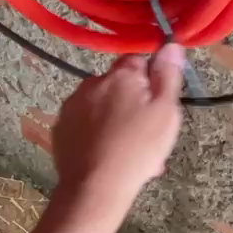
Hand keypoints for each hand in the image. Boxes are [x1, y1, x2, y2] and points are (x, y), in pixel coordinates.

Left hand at [50, 45, 184, 201]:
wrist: (95, 188)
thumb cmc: (137, 149)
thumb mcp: (165, 112)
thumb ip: (168, 75)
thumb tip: (171, 45)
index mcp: (120, 75)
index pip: (138, 60)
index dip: (151, 80)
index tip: (158, 104)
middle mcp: (92, 82)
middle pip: (119, 84)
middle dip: (133, 103)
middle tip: (147, 134)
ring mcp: (72, 105)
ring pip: (101, 105)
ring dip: (115, 119)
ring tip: (128, 150)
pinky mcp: (61, 127)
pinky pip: (84, 123)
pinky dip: (96, 133)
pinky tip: (106, 155)